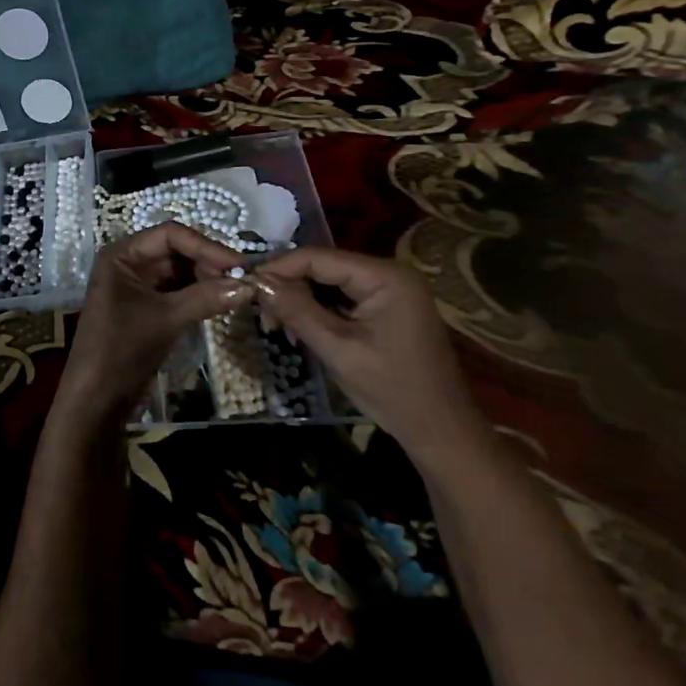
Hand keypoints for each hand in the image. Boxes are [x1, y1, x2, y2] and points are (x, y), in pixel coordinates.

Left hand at [57, 223, 252, 428]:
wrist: (97, 396)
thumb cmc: (122, 349)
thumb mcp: (166, 319)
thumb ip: (206, 297)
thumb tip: (250, 285)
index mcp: (121, 255)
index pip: (170, 234)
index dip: (206, 246)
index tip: (240, 266)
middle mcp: (128, 263)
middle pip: (176, 250)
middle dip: (208, 263)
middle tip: (241, 283)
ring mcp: (137, 285)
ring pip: (179, 271)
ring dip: (206, 278)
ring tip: (236, 292)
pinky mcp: (146, 306)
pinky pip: (177, 290)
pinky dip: (199, 293)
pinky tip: (221, 301)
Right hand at [250, 247, 485, 458]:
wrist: (439, 428)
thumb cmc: (392, 389)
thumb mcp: (337, 349)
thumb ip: (297, 311)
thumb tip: (256, 283)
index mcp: (385, 277)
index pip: (317, 257)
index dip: (278, 268)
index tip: (247, 287)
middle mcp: (388, 273)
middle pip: (322, 266)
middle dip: (287, 285)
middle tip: (260, 313)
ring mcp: (389, 289)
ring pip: (327, 281)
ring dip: (299, 298)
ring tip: (275, 323)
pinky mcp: (385, 306)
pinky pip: (340, 296)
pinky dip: (316, 308)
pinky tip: (298, 326)